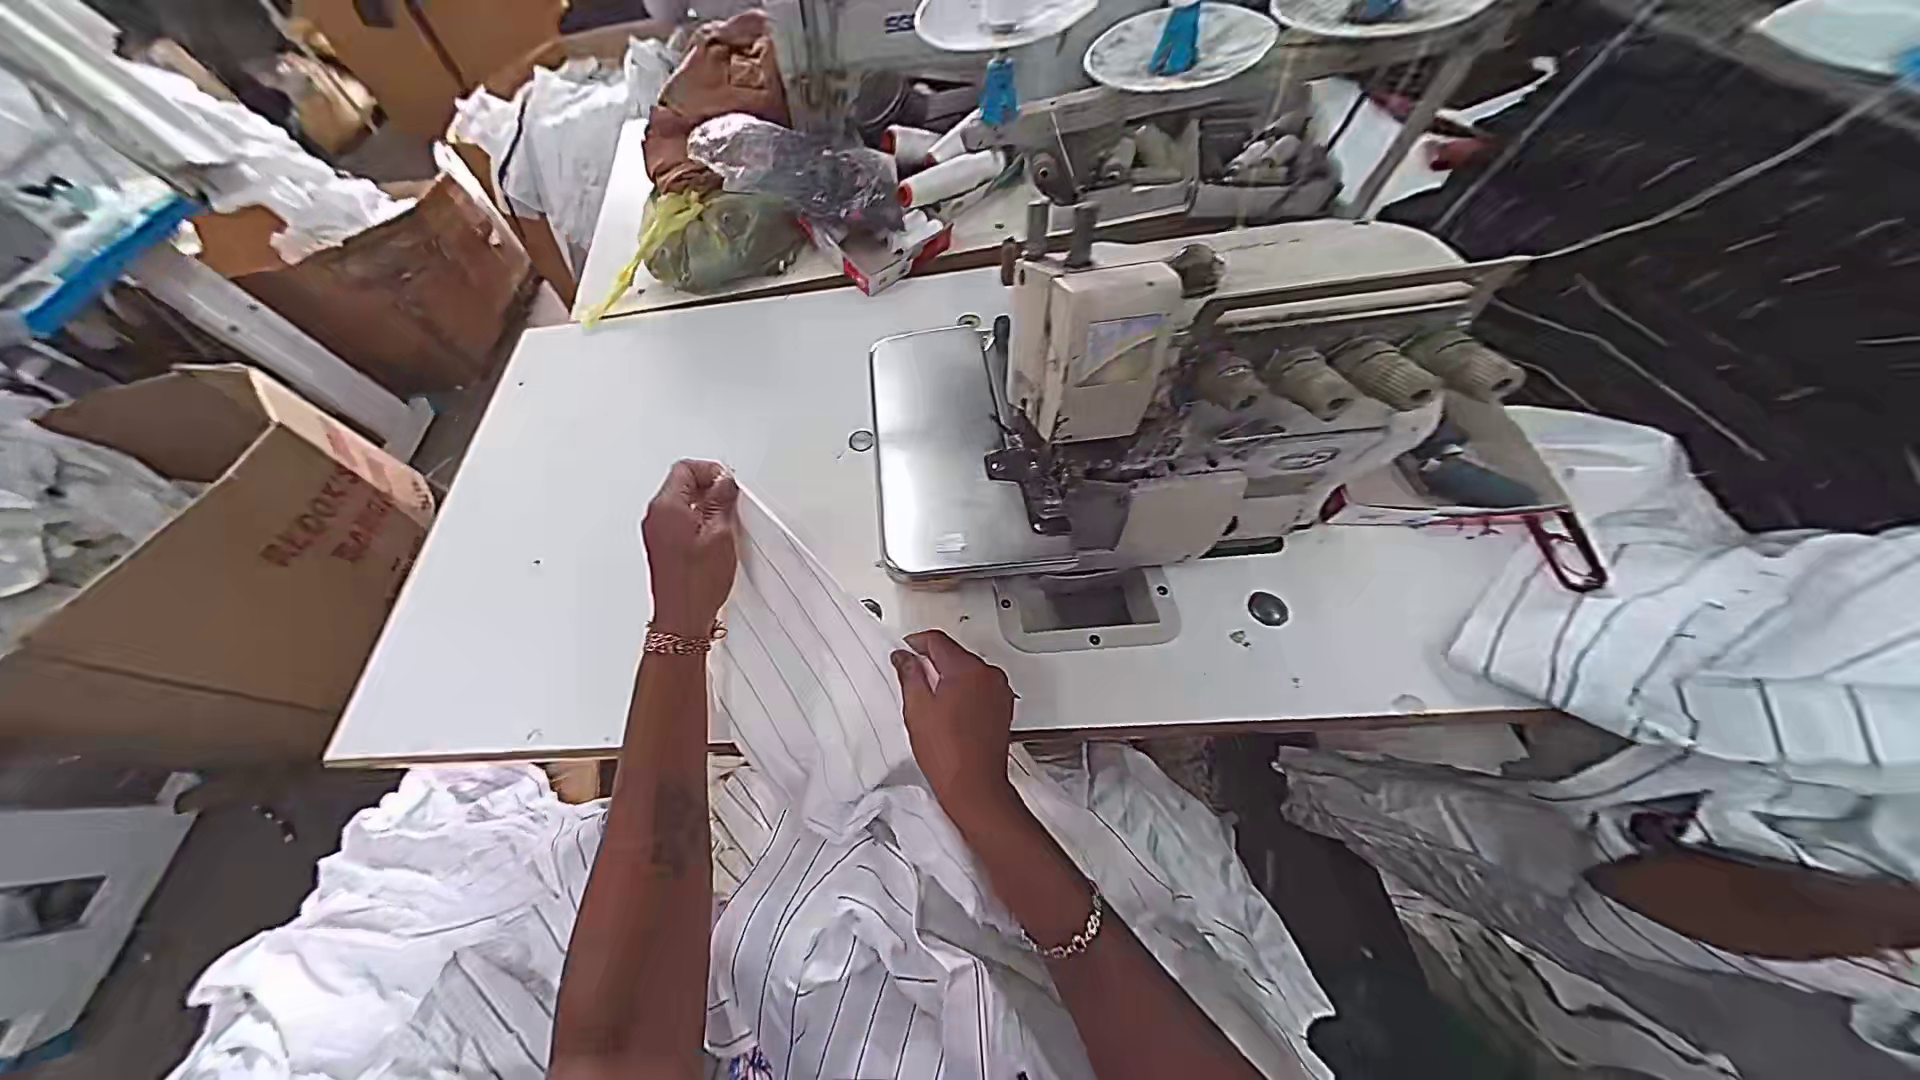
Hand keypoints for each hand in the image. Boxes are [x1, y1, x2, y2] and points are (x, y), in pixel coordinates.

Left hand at [642, 460, 738, 636]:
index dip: (711, 471)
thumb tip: (724, 483)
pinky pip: (679, 519)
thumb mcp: (720, 534)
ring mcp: (657, 532)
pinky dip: (698, 518)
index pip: (685, 469)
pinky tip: (716, 532)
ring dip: (704, 502)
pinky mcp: (663, 545)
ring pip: (681, 501)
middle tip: (731, 496)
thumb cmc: (697, 582)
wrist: (682, 616)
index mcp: (666, 507)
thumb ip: (721, 502)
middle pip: (680, 482)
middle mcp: (656, 517)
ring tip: (726, 516)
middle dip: (708, 484)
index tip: (729, 483)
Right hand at [892, 630, 1016, 817]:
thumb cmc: (949, 755)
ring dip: (949, 675)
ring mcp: (999, 690)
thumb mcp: (917, 709)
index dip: (916, 642)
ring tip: (931, 699)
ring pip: (968, 669)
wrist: (975, 786)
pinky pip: (980, 685)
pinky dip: (964, 689)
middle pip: (954, 653)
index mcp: (968, 670)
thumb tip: (904, 657)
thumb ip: (909, 675)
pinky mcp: (1003, 705)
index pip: (938, 640)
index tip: (906, 649)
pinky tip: (949, 709)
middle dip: (932, 661)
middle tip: (912, 675)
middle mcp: (988, 675)